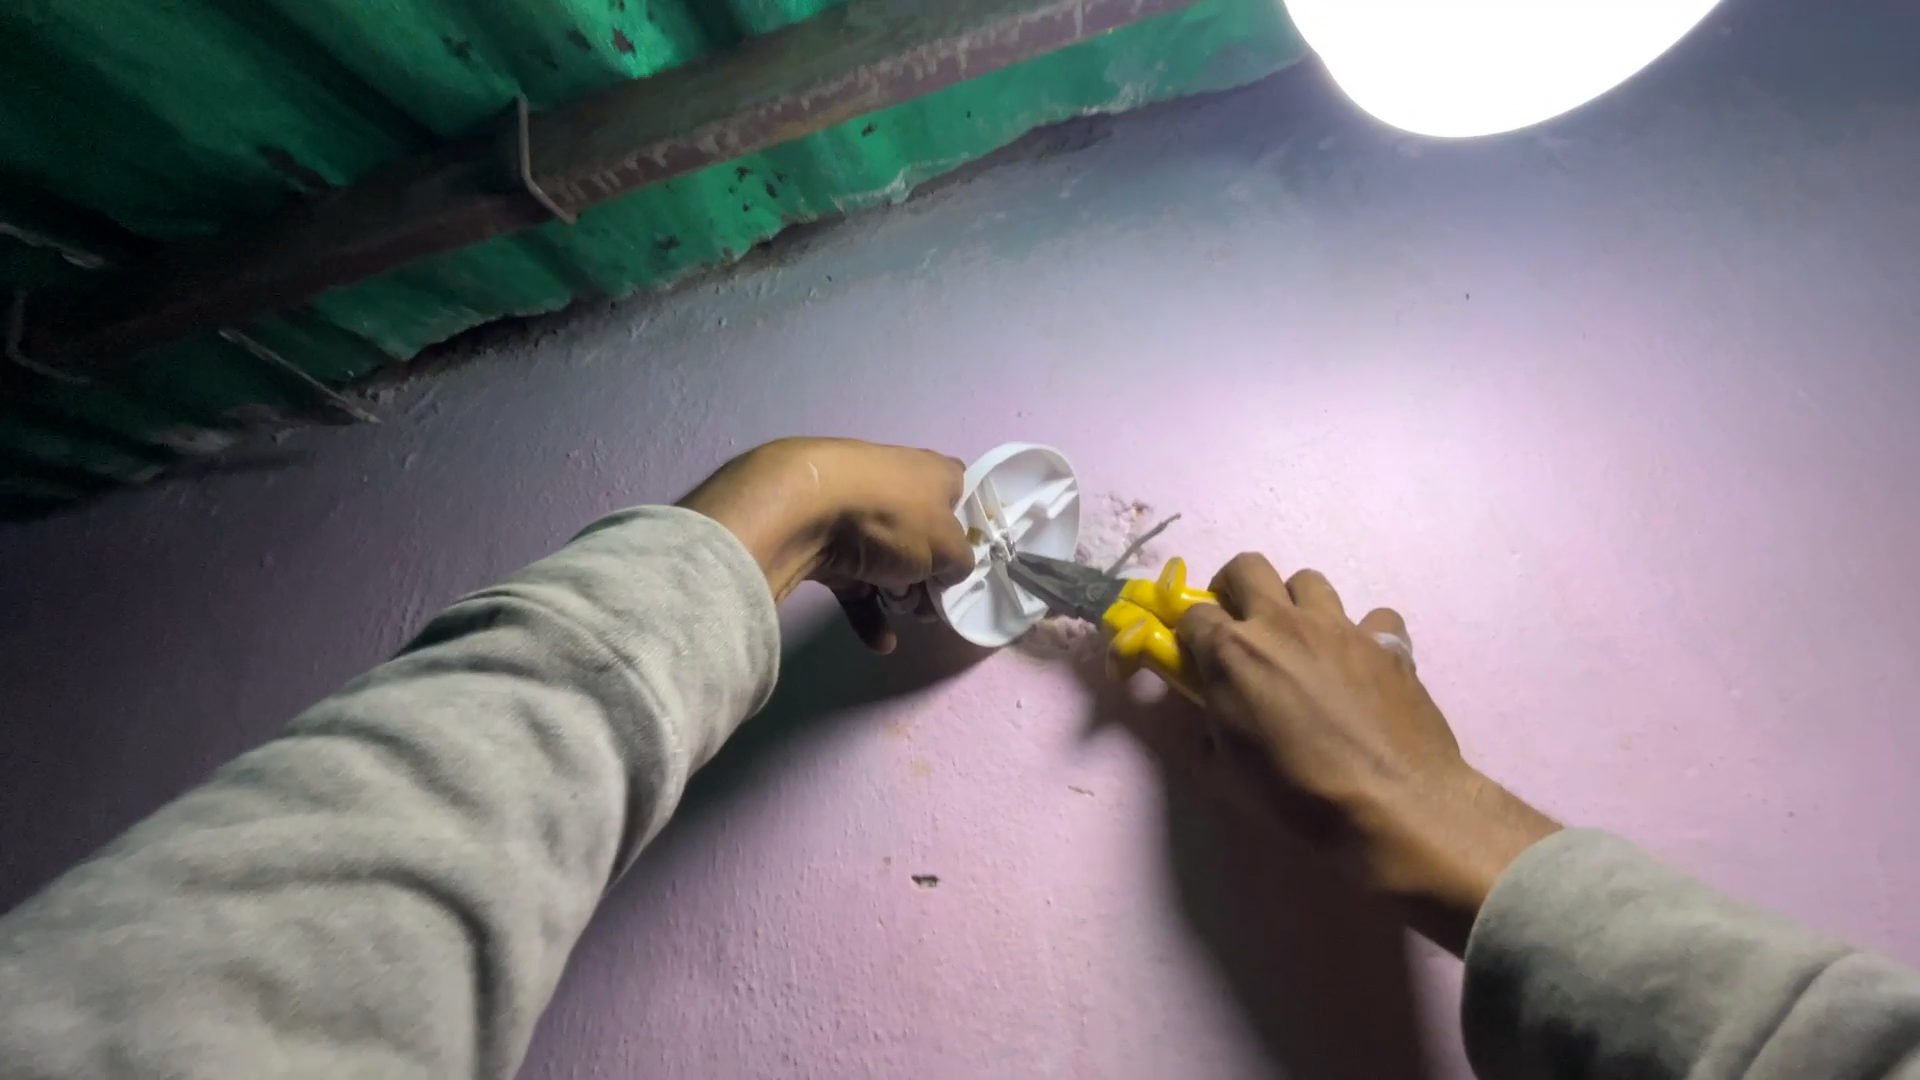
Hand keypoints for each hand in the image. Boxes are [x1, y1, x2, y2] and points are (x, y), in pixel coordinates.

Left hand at [679, 438, 973, 652]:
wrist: (805, 511)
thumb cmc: (894, 518)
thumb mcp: (949, 546)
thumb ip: (961, 562)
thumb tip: (949, 570)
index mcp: (934, 473)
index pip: (960, 494)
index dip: (967, 529)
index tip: (967, 564)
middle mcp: (897, 486)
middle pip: (923, 537)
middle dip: (930, 576)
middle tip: (933, 602)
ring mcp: (857, 513)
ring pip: (888, 561)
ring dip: (899, 594)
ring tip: (905, 616)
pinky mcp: (826, 542)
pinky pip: (853, 581)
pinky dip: (867, 610)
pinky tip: (879, 642)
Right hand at [1177, 554, 1558, 953]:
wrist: (1394, 806)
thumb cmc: (1296, 793)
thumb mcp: (1227, 768)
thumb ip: (1212, 724)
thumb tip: (1214, 716)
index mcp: (1232, 651)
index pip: (1192, 613)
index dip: (1190, 632)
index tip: (1196, 653)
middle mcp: (1280, 624)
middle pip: (1247, 566)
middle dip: (1235, 586)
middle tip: (1242, 622)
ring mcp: (1338, 627)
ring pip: (1308, 580)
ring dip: (1297, 604)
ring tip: (1303, 640)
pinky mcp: (1387, 642)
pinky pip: (1375, 617)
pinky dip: (1365, 633)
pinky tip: (1363, 663)